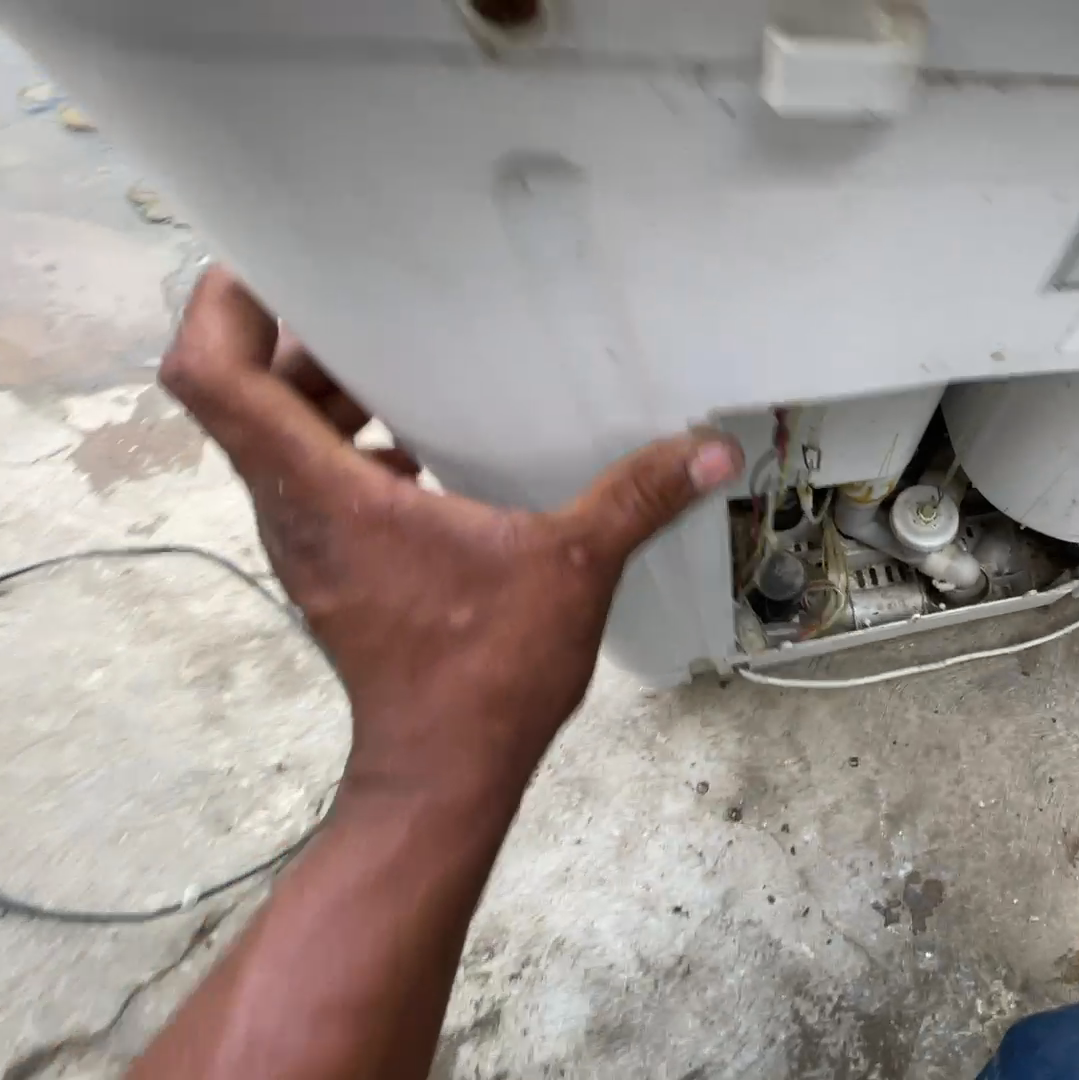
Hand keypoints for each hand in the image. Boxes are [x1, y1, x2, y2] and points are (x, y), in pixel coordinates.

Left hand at [159, 267, 742, 806]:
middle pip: (250, 399)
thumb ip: (640, 499)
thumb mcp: (576, 565)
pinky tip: (436, 450)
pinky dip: (361, 449)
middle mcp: (298, 513)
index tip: (289, 268)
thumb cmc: (491, 664)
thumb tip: (714, 449)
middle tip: (381, 304)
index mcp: (326, 494)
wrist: (451, 766)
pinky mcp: (346, 574)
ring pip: (287, 445)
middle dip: (301, 342)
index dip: (230, 306)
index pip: (215, 375)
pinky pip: (327, 486)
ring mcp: (316, 548)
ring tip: (411, 363)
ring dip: (332, 398)